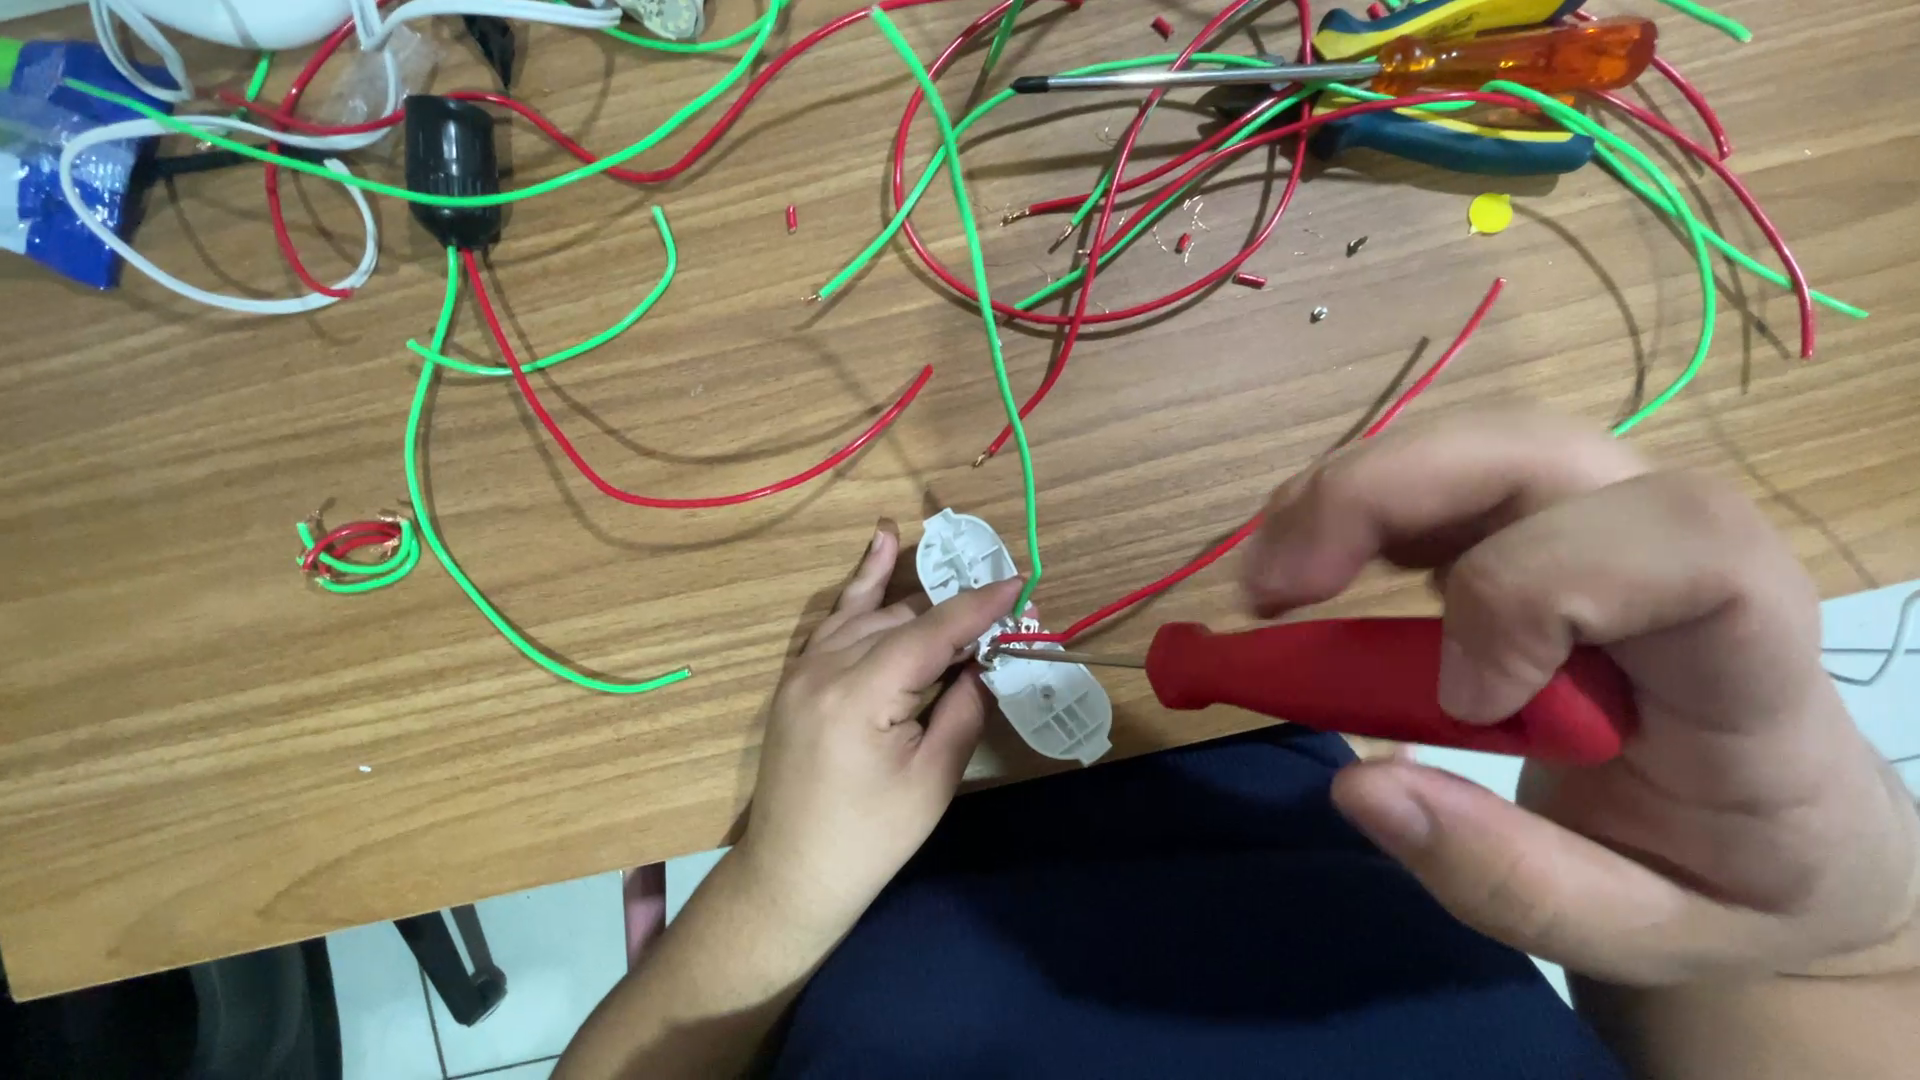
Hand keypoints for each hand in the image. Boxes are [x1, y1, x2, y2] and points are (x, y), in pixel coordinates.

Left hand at [734, 520, 1020, 932]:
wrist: (792, 874)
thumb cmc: (870, 839)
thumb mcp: (933, 780)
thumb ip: (962, 710)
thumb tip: (980, 664)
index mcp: (859, 696)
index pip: (929, 633)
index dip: (977, 607)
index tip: (1017, 583)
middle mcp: (824, 668)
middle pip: (902, 620)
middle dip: (955, 616)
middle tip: (1002, 620)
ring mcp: (803, 669)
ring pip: (871, 615)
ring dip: (918, 606)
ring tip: (964, 594)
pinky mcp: (797, 677)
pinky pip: (835, 620)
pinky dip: (862, 587)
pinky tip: (881, 547)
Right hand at [1241, 409, 1919, 985]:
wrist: (1757, 824)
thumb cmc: (1719, 877)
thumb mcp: (1638, 929)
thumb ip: (1507, 878)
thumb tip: (1358, 784)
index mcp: (1747, 656)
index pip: (1680, 545)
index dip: (1535, 594)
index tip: (1459, 704)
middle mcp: (1670, 549)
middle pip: (1531, 452)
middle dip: (1378, 497)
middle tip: (1271, 590)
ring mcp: (1587, 524)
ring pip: (1464, 448)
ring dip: (1340, 498)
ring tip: (1265, 587)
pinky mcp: (1520, 527)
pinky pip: (1428, 477)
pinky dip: (1341, 509)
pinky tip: (1302, 572)